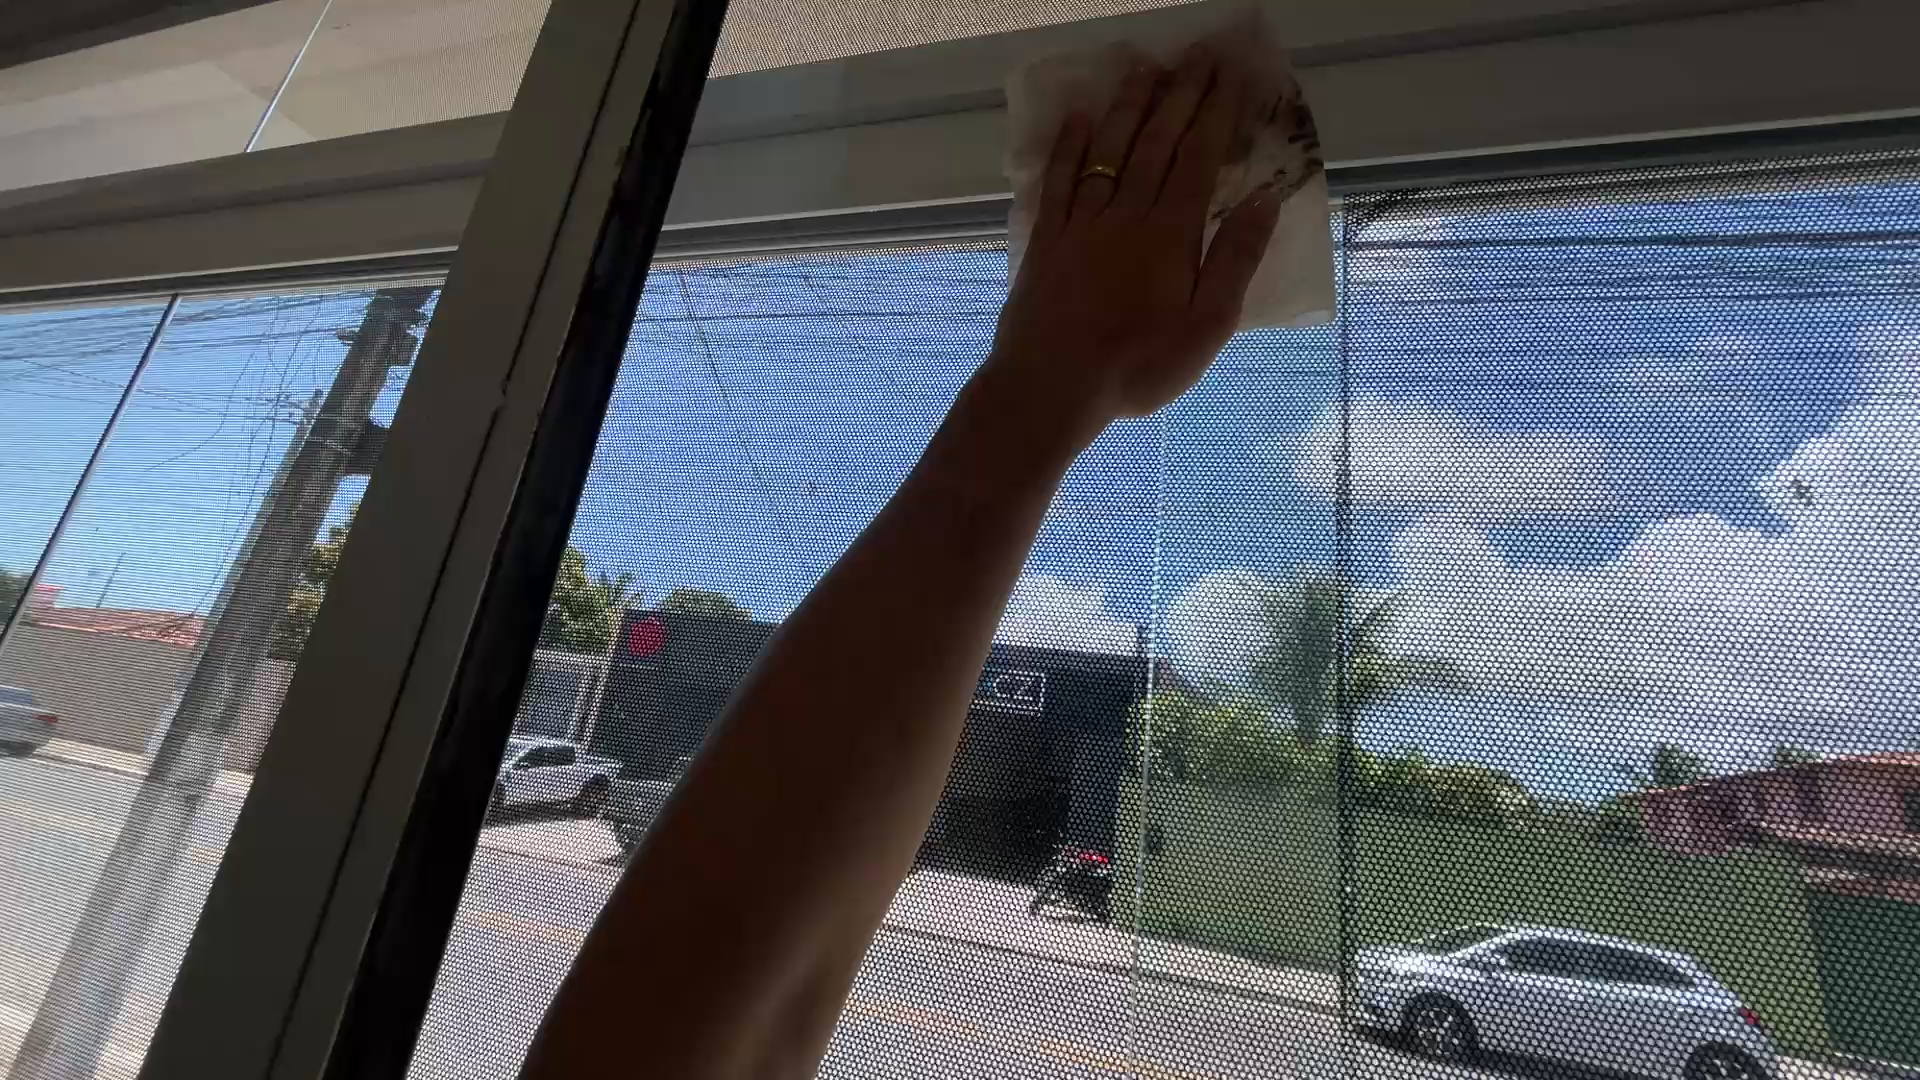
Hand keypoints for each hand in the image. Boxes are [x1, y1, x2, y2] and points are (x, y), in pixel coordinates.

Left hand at [981, 44, 1283, 450]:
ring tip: (1144, 68)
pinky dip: (1069, 147)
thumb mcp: (1205, 328)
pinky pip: (1058, 182)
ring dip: (1128, 108)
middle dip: (1179, 95)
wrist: (1050, 387)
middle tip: (1196, 53)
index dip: (1216, 112)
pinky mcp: (1044, 244)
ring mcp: (1079, 226)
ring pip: (1107, 152)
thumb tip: (1264, 199)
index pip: (1199, 159)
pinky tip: (1077, 120)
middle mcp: (1124, 216)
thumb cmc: (1135, 367)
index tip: (1231, 72)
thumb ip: (1235, 261)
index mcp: (1170, 235)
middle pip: (1155, 144)